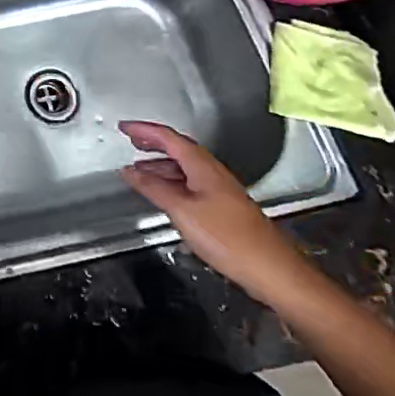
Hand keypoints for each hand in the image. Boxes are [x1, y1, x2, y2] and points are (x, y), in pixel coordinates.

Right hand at [119, 121, 314, 302]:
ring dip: (161, 163)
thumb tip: (130, 172)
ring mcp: (219, 187)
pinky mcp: (222, 204)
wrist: (270, 268)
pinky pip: (191, 181)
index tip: (124, 127)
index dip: (144, 130)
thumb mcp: (182, 211)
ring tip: (139, 169)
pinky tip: (164, 192)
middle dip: (153, 142)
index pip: (168, 137)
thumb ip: (154, 189)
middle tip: (131, 141)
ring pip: (185, 165)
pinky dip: (172, 180)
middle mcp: (212, 171)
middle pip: (179, 147)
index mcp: (202, 166)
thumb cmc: (227, 237)